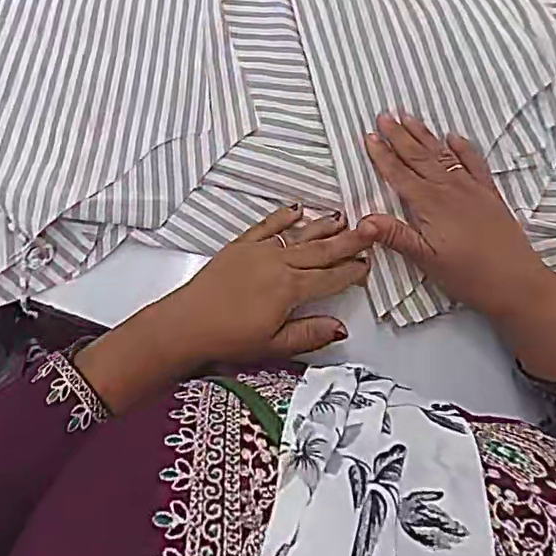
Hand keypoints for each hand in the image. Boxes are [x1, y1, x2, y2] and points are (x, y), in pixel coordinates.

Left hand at [75, 207, 370, 411]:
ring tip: (342, 217)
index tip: (367, 264)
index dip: (351, 271)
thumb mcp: (273, 345)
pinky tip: (297, 209)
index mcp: (290, 288)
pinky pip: (268, 225)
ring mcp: (260, 250)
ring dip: (322, 225)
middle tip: (368, 229)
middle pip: (321, 250)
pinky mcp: (242, 245)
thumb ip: (309, 334)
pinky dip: (284, 216)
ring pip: (299, 234)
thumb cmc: (227, 338)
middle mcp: (279, 263)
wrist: (186, 323)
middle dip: (347, 240)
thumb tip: (340, 327)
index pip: (330, 277)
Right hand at [360, 112, 555, 378]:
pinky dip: (463, 148)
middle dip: (399, 135)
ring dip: (424, 135)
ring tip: (409, 117)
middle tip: (384, 115)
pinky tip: (454, 137)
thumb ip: (395, 236)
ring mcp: (471, 189)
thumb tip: (361, 221)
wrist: (517, 282)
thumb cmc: (468, 275)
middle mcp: (449, 189)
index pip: (399, 173)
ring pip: (442, 154)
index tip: (369, 136)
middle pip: (418, 156)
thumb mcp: (426, 260)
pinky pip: (474, 163)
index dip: (382, 154)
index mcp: (430, 204)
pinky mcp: (489, 194)